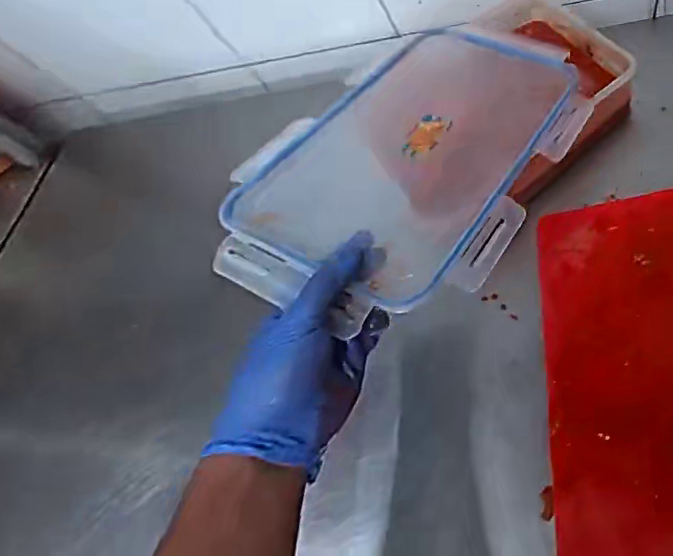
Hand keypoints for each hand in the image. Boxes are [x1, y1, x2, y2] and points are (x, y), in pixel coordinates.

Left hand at [204, 231, 388, 478]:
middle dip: (363, 272)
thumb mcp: (298, 320)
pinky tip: (386, 312)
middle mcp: (313, 322)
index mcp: (291, 311)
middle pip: (343, 289)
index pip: (320, 274)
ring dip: (374, 295)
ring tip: (393, 275)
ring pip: (359, 308)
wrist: (281, 438)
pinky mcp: (354, 362)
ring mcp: (333, 343)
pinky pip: (369, 333)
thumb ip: (328, 281)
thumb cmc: (279, 372)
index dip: (341, 256)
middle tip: (388, 250)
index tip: (368, 233)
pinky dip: (378, 322)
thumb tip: (359, 241)